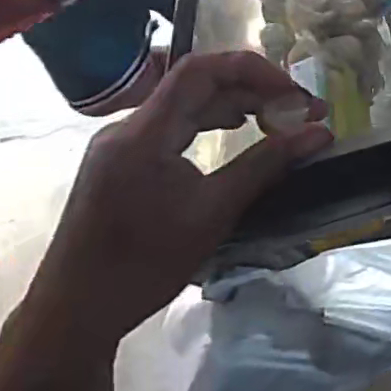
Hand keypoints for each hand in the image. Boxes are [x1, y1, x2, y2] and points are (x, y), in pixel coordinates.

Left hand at [21, 50, 331, 347]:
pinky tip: (237, 130)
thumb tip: (320, 133)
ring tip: (279, 119)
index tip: (294, 93)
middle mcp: (129, 127)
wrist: (70, 320)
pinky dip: (213, 120)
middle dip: (254, 89)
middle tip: (300, 109)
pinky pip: (175, 123)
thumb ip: (267, 164)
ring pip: (188, 101)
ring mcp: (122, 143)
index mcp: (143, 133)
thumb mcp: (213, 212)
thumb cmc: (142, 267)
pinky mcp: (123, 160)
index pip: (202, 70)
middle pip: (199, 82)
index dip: (254, 70)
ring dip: (237, 103)